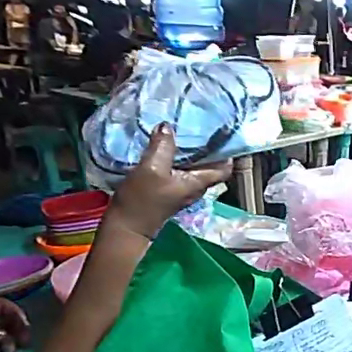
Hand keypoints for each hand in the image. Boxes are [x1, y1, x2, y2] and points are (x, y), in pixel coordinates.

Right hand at [107, 123, 232, 238]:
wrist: (124, 226)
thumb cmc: (142, 199)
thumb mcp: (152, 168)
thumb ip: (162, 146)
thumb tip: (167, 126)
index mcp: (198, 183)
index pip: (225, 168)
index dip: (227, 151)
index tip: (221, 132)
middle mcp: (194, 186)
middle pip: (209, 165)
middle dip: (206, 146)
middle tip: (198, 125)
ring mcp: (181, 189)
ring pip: (192, 166)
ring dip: (189, 151)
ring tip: (181, 131)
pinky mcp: (167, 189)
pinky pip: (178, 169)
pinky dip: (175, 157)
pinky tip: (164, 145)